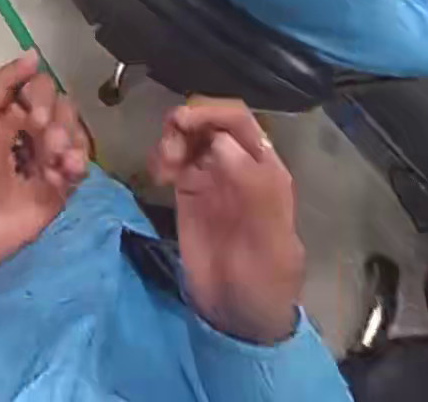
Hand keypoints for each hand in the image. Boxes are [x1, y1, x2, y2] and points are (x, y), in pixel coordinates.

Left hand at [0, 51, 90, 269]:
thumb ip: (3, 82)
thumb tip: (32, 54)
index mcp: (10, 109)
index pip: (39, 86)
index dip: (42, 96)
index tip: (36, 116)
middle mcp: (33, 127)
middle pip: (63, 105)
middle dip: (58, 122)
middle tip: (46, 143)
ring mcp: (50, 154)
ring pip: (77, 130)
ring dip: (69, 142)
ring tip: (54, 163)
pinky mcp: (63, 182)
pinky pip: (83, 161)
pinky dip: (76, 164)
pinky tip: (62, 175)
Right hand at [149, 98, 304, 343]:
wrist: (235, 315)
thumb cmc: (263, 281)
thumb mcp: (270, 242)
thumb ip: (253, 191)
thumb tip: (221, 142)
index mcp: (265, 170)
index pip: (239, 121)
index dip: (211, 112)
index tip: (182, 122)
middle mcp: (237, 163)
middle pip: (208, 119)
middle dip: (184, 122)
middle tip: (167, 150)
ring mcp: (210, 172)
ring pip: (186, 131)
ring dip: (169, 139)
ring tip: (162, 168)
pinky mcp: (187, 185)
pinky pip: (170, 154)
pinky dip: (159, 156)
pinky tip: (158, 176)